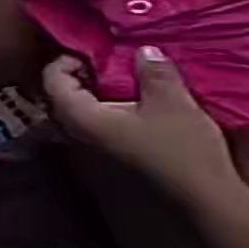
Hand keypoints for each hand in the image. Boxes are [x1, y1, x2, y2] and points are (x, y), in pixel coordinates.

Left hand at [42, 46, 242, 203]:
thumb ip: (154, 74)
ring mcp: (79, 144)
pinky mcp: (96, 154)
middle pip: (56, 93)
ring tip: (116, 78)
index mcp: (76, 115)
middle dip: (75, 74)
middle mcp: (68, 130)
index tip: (92, 50)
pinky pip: (85, 122)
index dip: (66, 60)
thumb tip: (143, 49)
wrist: (197, 197)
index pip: (51, 79)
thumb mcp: (172, 104)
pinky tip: (124, 103)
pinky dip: (96, 107)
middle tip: (104, 61)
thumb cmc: (180, 148)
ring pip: (70, 109)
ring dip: (87, 92)